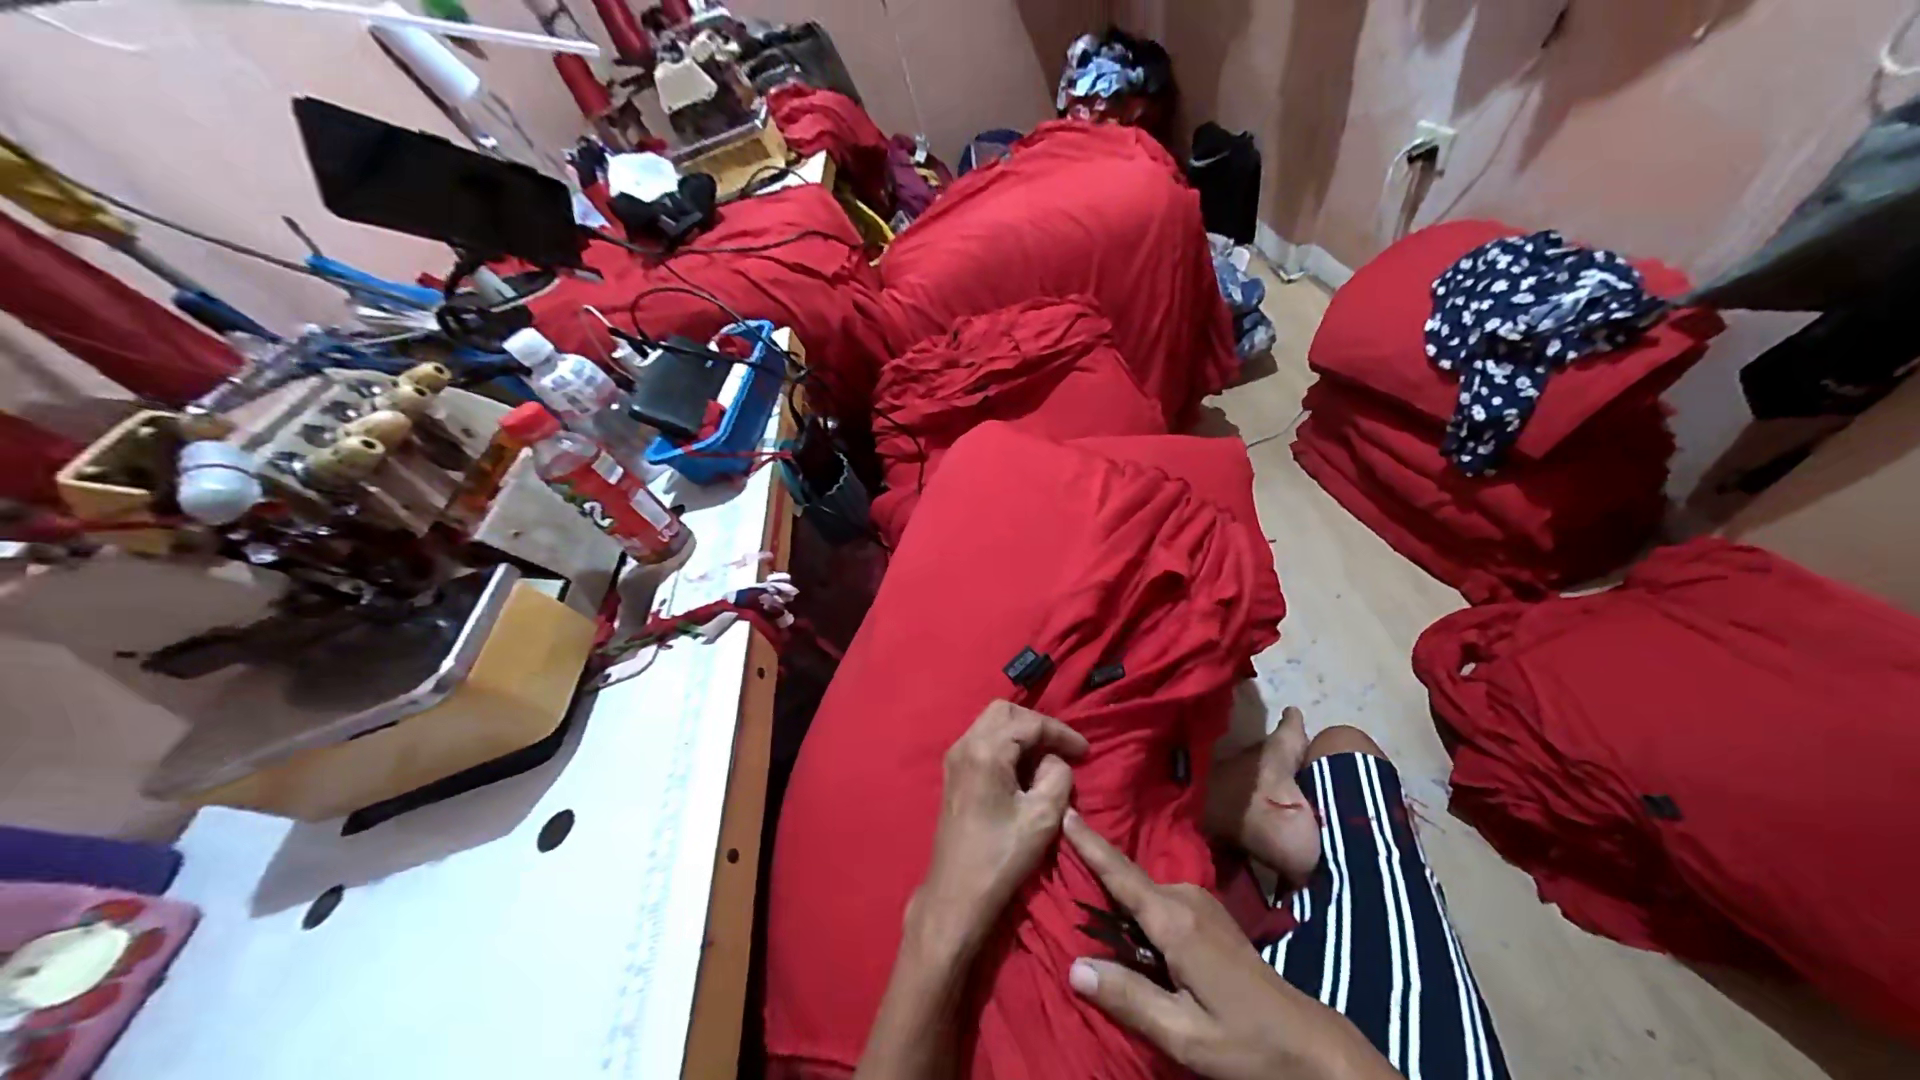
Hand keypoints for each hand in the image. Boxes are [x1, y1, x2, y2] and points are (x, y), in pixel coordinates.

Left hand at [910, 700, 1089, 955]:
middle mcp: (964, 744)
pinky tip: (1025, 769)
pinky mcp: (954, 773)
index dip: (1061, 733)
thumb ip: (1057, 776)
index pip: (1029, 723)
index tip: (1085, 751)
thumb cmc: (1001, 856)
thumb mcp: (1043, 816)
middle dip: (1037, 724)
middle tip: (1062, 748)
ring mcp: (955, 758)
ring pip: (992, 723)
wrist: (957, 893)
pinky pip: (984, 740)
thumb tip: (1053, 760)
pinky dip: (1007, 745)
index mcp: (984, 750)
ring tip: (1048, 758)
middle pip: (1005, 711)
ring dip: (1021, 733)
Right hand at [1062, 811, 1398, 1079]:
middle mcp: (1186, 899)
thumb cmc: (1247, 1042)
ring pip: (1144, 897)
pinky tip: (1135, 943)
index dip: (1090, 844)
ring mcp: (1201, 903)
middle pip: (1128, 885)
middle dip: (1097, 889)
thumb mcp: (1184, 1035)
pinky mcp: (1208, 914)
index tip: (1065, 811)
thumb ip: (1128, 999)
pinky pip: (1159, 905)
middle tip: (1064, 901)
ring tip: (1095, 931)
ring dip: (1120, 910)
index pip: (1121, 875)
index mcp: (1176, 922)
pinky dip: (1139, 916)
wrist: (1310, 1046)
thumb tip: (1074, 967)